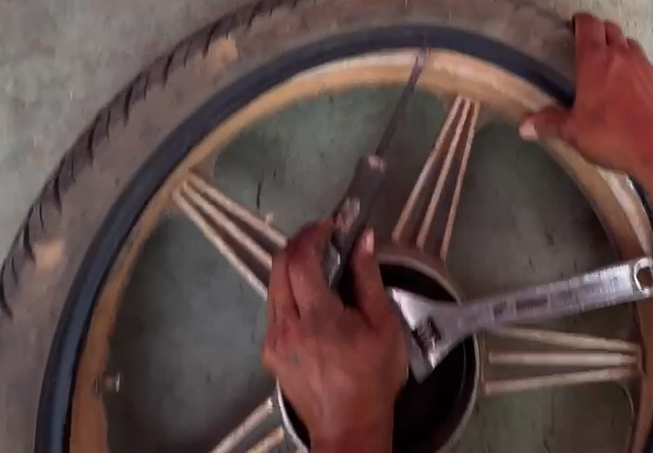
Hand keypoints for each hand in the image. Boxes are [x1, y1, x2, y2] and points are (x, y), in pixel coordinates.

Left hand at [262, 223, 408, 452]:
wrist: (349, 428)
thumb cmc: (373, 375)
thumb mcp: (383, 324)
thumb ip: (369, 277)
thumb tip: (363, 238)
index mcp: (316, 317)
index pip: (301, 260)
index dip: (313, 234)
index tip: (331, 224)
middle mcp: (286, 325)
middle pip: (279, 265)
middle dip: (299, 242)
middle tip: (322, 235)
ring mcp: (273, 340)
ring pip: (273, 284)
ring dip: (292, 264)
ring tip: (317, 259)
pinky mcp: (270, 353)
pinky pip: (274, 306)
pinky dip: (289, 287)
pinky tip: (310, 292)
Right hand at [519, 14, 652, 181]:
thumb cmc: (612, 135)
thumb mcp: (574, 132)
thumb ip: (550, 124)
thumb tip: (524, 127)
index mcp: (595, 60)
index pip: (588, 25)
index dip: (581, 20)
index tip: (575, 24)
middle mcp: (622, 55)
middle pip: (611, 29)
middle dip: (600, 31)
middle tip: (591, 45)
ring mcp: (646, 66)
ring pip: (632, 45)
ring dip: (621, 48)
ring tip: (613, 66)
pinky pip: (649, 66)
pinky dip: (640, 70)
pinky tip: (637, 89)